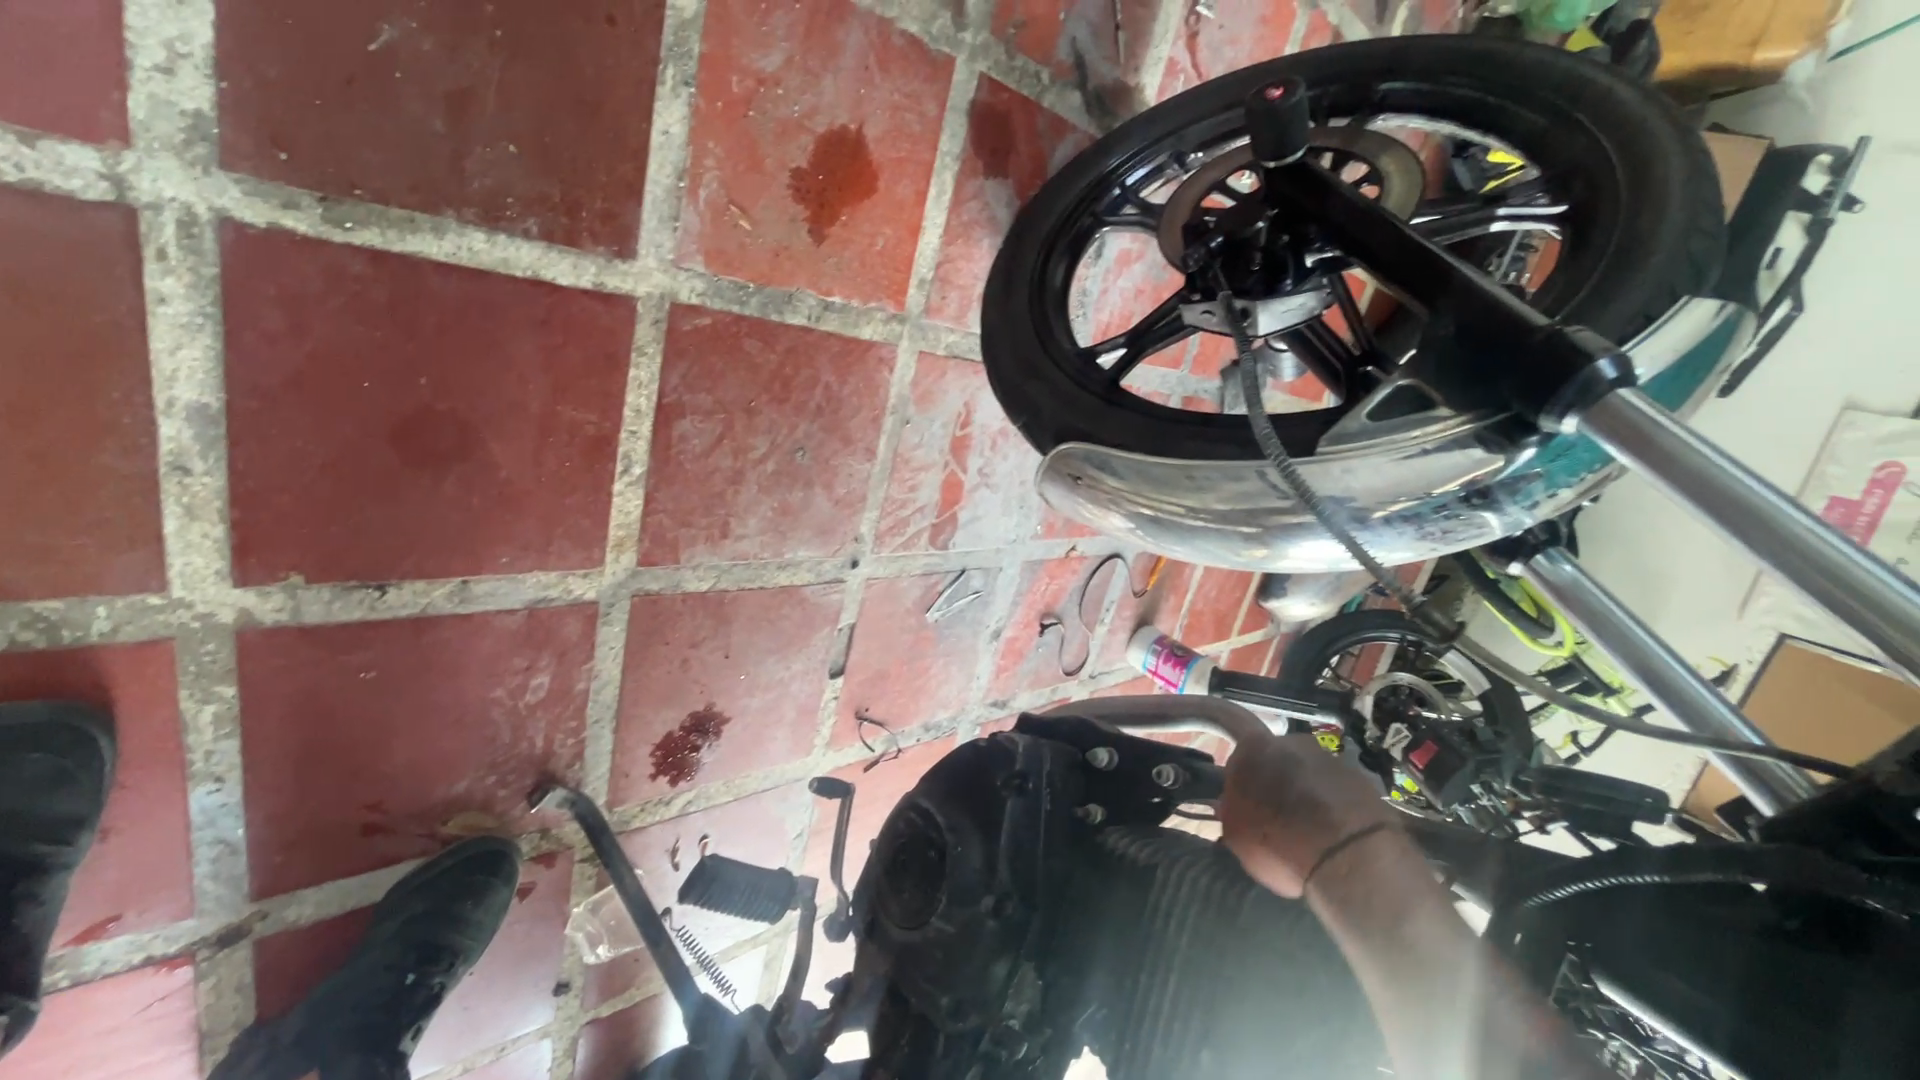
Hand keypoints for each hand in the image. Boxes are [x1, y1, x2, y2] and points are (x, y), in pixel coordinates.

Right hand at [1219, 732, 1394, 897]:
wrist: (1349, 855)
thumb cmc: (1278, 842)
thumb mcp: (1235, 834)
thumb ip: (1232, 811)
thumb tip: (1232, 806)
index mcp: (1252, 747)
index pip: (1238, 751)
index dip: (1240, 779)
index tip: (1243, 803)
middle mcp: (1290, 742)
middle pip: (1276, 760)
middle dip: (1275, 782)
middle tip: (1275, 816)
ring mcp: (1329, 757)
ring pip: (1308, 774)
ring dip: (1306, 793)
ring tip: (1309, 830)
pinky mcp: (1360, 777)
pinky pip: (1337, 789)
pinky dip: (1333, 805)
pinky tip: (1333, 834)